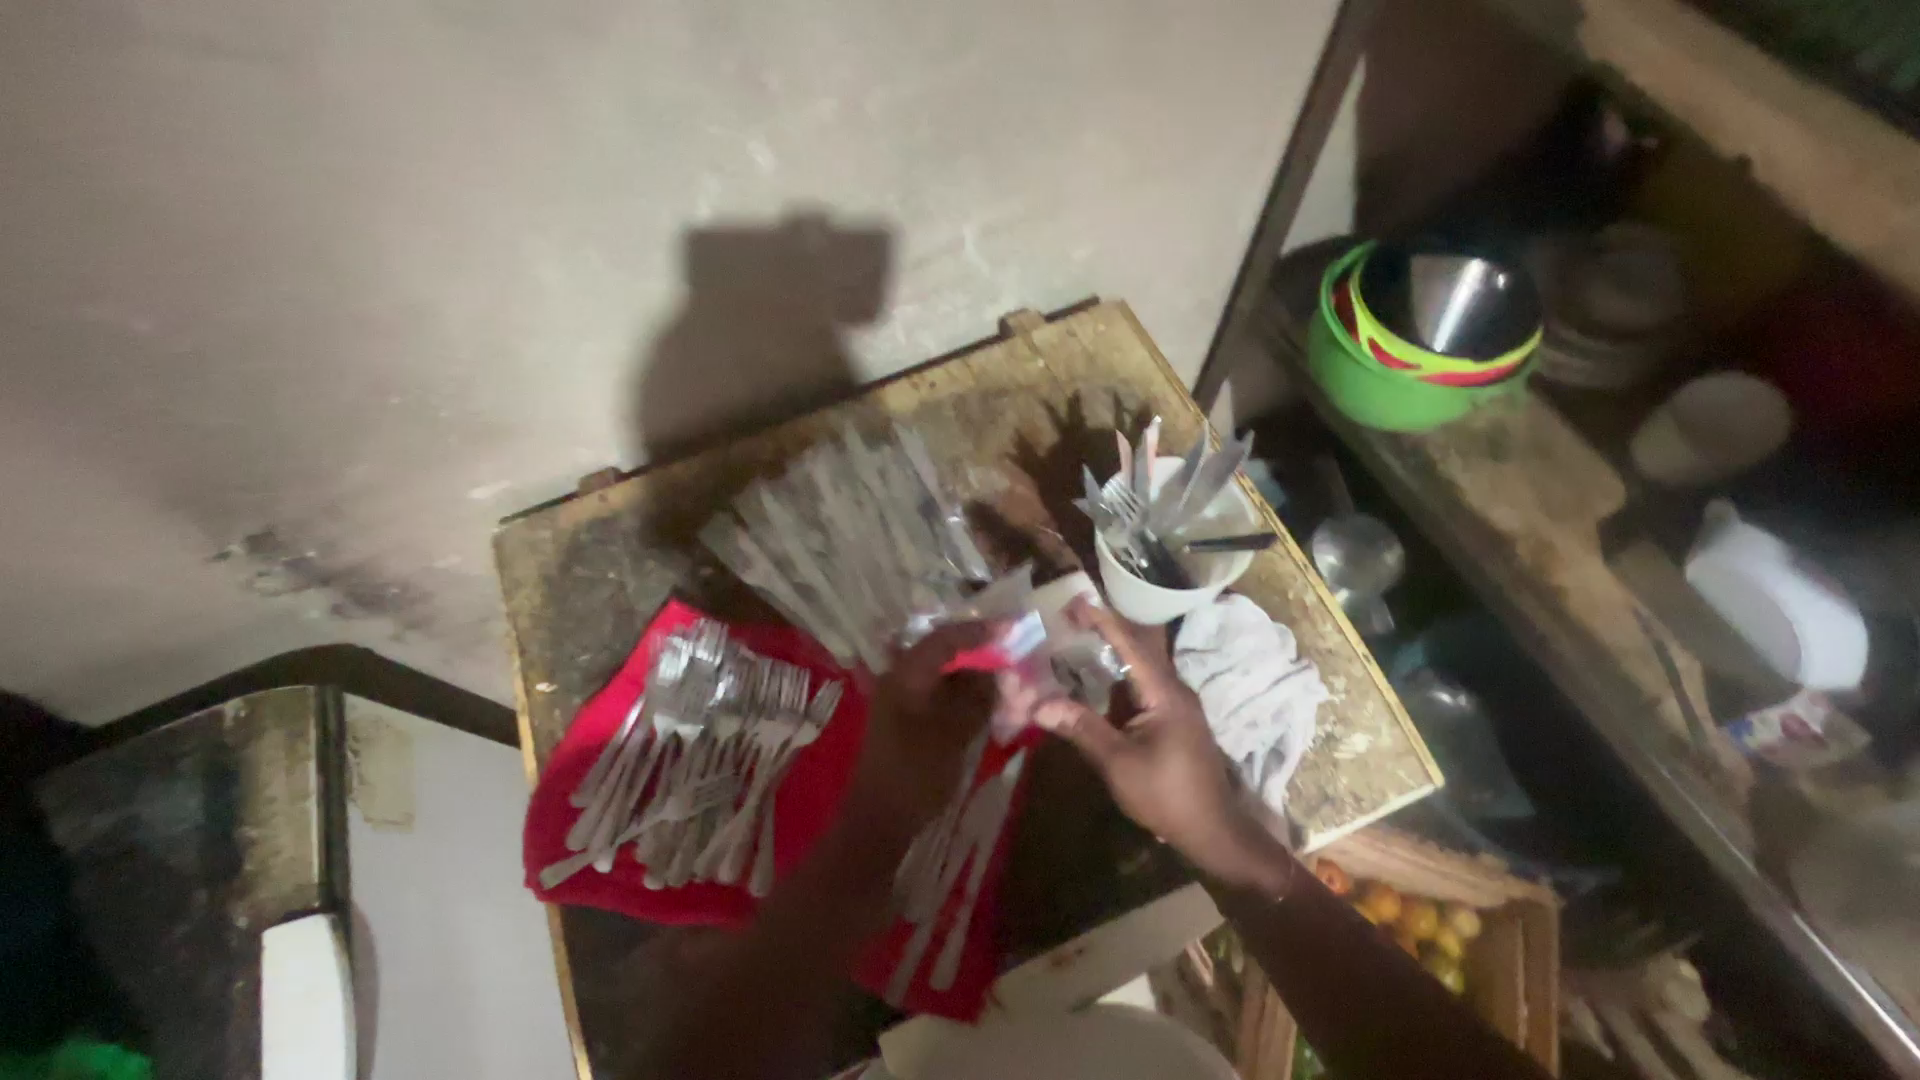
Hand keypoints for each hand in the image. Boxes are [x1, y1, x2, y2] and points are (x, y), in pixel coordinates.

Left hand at [846, 622, 997, 838]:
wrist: (879, 820)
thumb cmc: (915, 773)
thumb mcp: (954, 732)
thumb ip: (976, 697)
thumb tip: (996, 671)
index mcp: (906, 674)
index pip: (945, 637)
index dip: (979, 630)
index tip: (1011, 628)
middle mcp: (899, 678)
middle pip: (941, 651)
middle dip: (976, 649)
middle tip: (1010, 649)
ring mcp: (899, 699)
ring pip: (939, 673)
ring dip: (969, 671)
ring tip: (1003, 674)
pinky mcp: (905, 720)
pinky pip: (936, 692)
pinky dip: (960, 691)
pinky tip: (982, 700)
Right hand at [1034, 599, 1288, 890]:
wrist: (1214, 831)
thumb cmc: (1167, 795)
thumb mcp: (1118, 763)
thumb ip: (1080, 728)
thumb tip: (1038, 705)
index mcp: (1164, 692)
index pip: (1130, 644)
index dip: (1101, 621)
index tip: (1073, 602)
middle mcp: (1174, 689)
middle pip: (1138, 647)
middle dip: (1104, 630)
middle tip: (1068, 619)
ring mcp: (1176, 704)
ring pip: (1140, 667)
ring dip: (1110, 653)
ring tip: (1074, 643)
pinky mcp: (1174, 720)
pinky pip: (1142, 686)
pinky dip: (1116, 677)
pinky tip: (1094, 684)